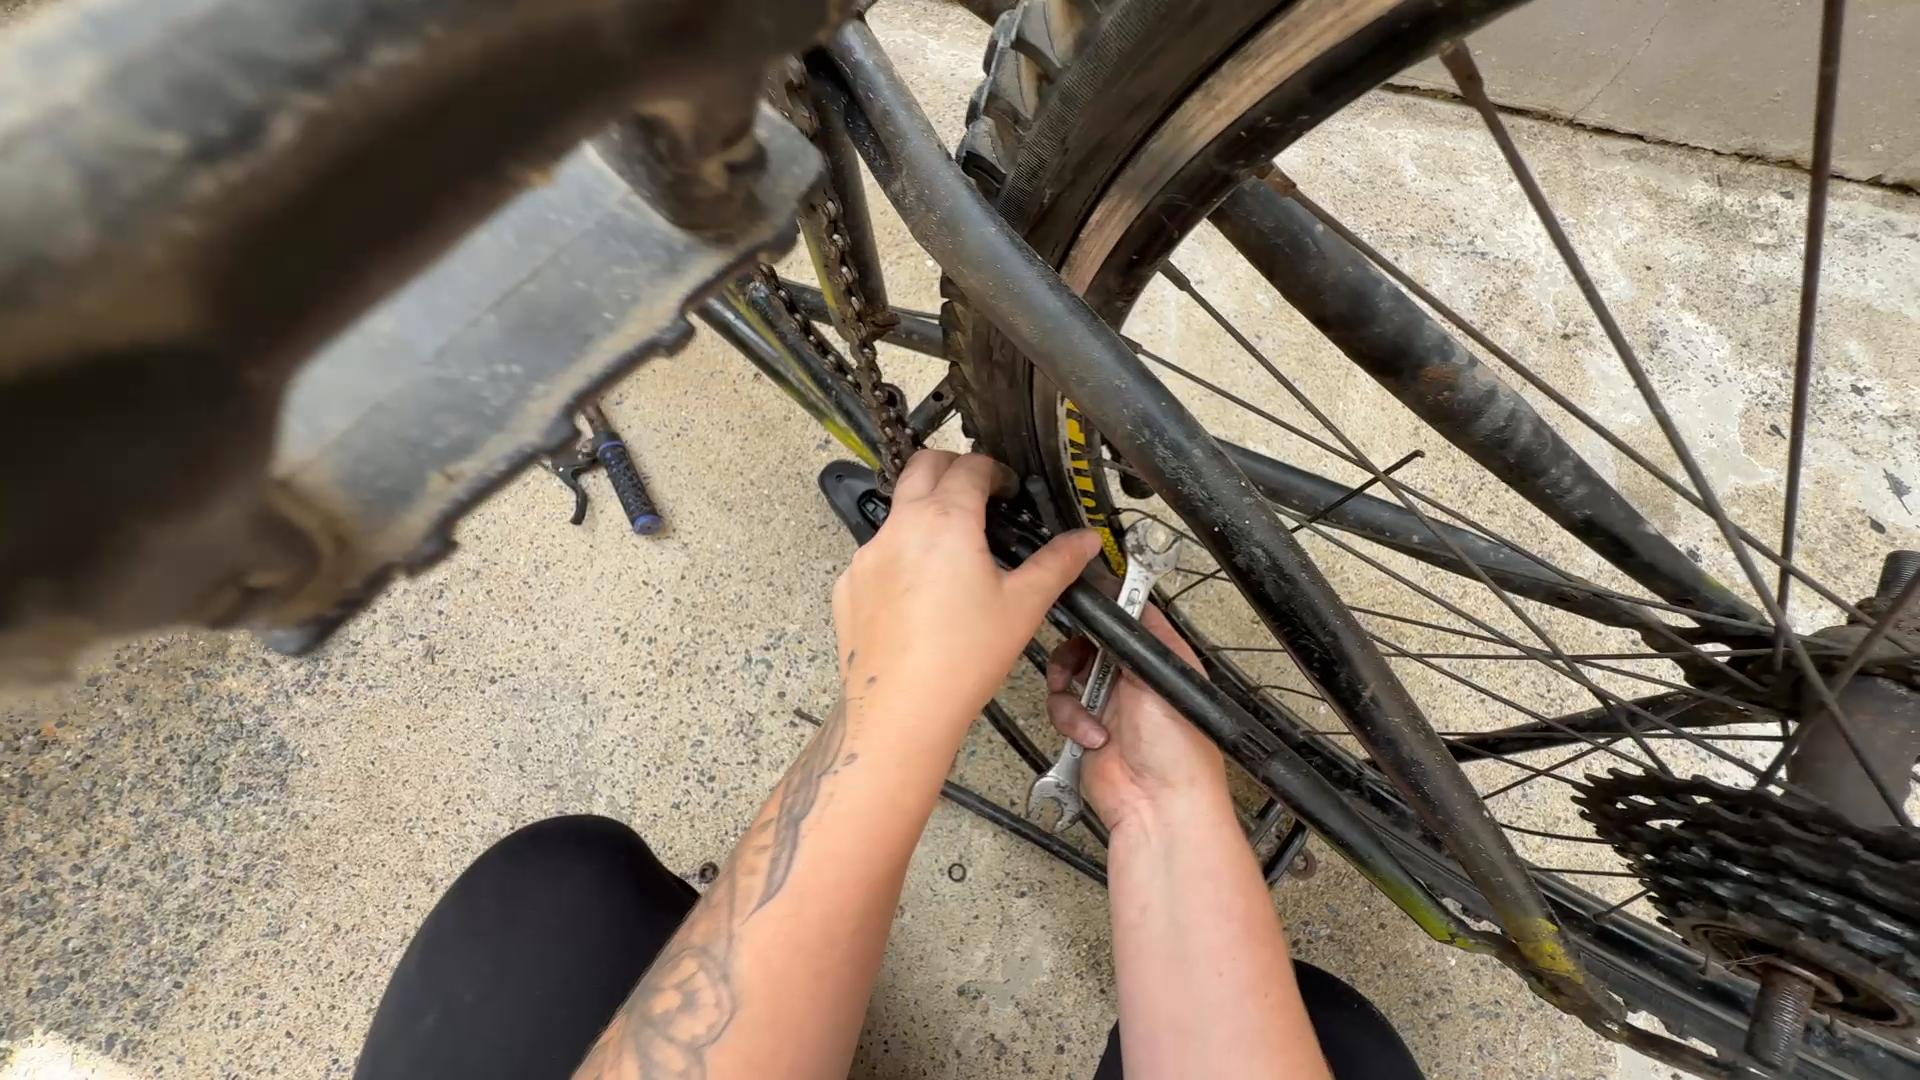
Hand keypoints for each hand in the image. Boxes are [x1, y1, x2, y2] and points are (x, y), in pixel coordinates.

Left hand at [833, 450, 1102, 734]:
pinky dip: (899, 555)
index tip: (1005, 488)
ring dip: (924, 513)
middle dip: (952, 468)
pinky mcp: (849, 585)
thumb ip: (1057, 563)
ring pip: (896, 511)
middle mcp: (899, 528)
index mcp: (944, 522)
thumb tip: (1085, 541)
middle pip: (922, 467)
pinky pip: (876, 553)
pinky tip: (920, 594)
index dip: (993, 470)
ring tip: (952, 552)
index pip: (969, 467)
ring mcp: (867, 556)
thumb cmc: (961, 661)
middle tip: (977, 495)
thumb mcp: (1023, 606)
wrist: (902, 712)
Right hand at [1045, 604, 1226, 830]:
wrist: (1156, 804)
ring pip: (1068, 669)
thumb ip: (1134, 635)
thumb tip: (1116, 599)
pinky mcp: (1084, 725)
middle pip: (1091, 638)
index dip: (1109, 604)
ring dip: (1068, 687)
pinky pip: (1061, 705)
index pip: (1131, 614)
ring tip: (1082, 706)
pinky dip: (1070, 718)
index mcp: (1161, 657)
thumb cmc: (1178, 747)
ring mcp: (1107, 700)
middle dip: (1078, 646)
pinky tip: (1091, 735)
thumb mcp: (1159, 674)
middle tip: (1077, 652)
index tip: (1088, 597)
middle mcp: (1133, 675)